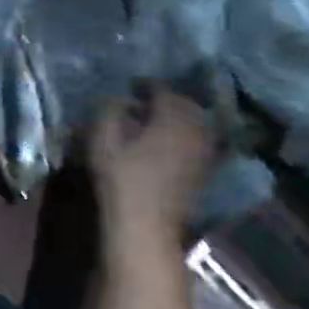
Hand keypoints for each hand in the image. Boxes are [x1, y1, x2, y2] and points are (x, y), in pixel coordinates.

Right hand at [89, 86, 213, 238]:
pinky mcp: (204, 169)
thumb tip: (118, 98)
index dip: (147, 84)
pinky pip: (200, 140)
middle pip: (187, 105)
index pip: (164, 90)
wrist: (146, 224)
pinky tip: (169, 139)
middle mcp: (196, 130)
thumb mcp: (103, 140)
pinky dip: (186, 133)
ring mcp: (205, 151)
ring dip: (179, 116)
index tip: (130, 85)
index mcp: (172, 119)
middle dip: (167, 98)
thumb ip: (109, 112)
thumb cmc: (120, 178)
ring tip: (156, 118)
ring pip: (198, 122)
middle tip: (144, 99)